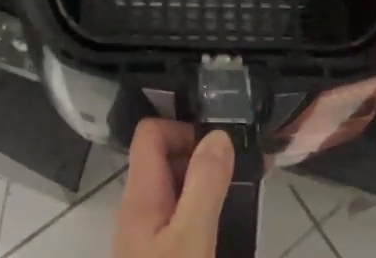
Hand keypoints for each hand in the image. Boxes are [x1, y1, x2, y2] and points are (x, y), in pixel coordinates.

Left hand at [114, 120, 233, 257]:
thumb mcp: (191, 235)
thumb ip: (205, 185)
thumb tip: (218, 135)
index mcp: (140, 192)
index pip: (150, 132)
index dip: (183, 130)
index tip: (219, 148)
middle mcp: (136, 206)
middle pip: (163, 158)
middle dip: (200, 156)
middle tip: (239, 171)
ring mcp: (143, 231)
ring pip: (172, 188)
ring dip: (202, 184)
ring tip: (238, 196)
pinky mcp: (153, 251)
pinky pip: (175, 214)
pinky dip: (199, 210)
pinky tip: (221, 226)